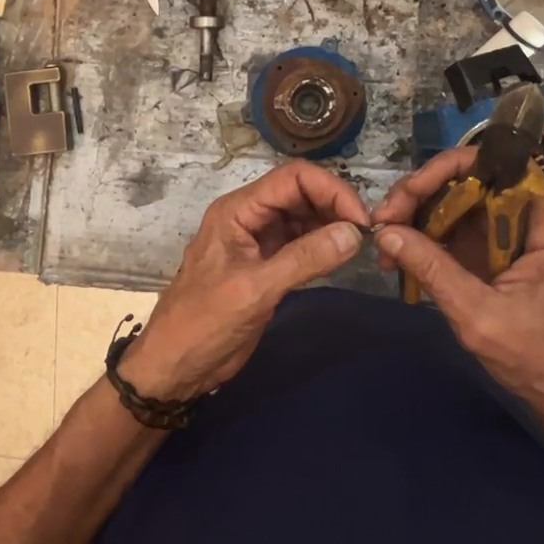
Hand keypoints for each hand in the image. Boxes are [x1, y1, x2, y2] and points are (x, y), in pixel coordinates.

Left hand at [118, 160, 368, 402]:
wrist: (176, 364)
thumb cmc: (204, 323)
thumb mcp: (255, 289)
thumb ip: (304, 259)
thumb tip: (354, 233)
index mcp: (237, 211)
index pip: (292, 178)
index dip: (330, 190)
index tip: (360, 220)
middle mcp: (248, 218)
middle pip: (301, 193)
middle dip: (335, 206)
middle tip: (367, 236)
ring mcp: (258, 241)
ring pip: (303, 218)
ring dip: (332, 226)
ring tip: (360, 246)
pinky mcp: (266, 266)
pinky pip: (301, 244)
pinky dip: (323, 247)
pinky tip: (341, 258)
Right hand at [369, 147, 543, 424]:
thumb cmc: (538, 359)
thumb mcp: (477, 314)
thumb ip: (432, 268)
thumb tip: (385, 232)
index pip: (496, 166)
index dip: (445, 170)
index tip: (405, 196)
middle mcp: (543, 218)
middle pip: (476, 181)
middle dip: (424, 196)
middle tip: (385, 221)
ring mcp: (527, 235)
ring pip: (467, 203)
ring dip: (424, 217)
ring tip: (388, 240)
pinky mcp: (511, 252)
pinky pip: (469, 228)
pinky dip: (436, 237)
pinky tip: (405, 254)